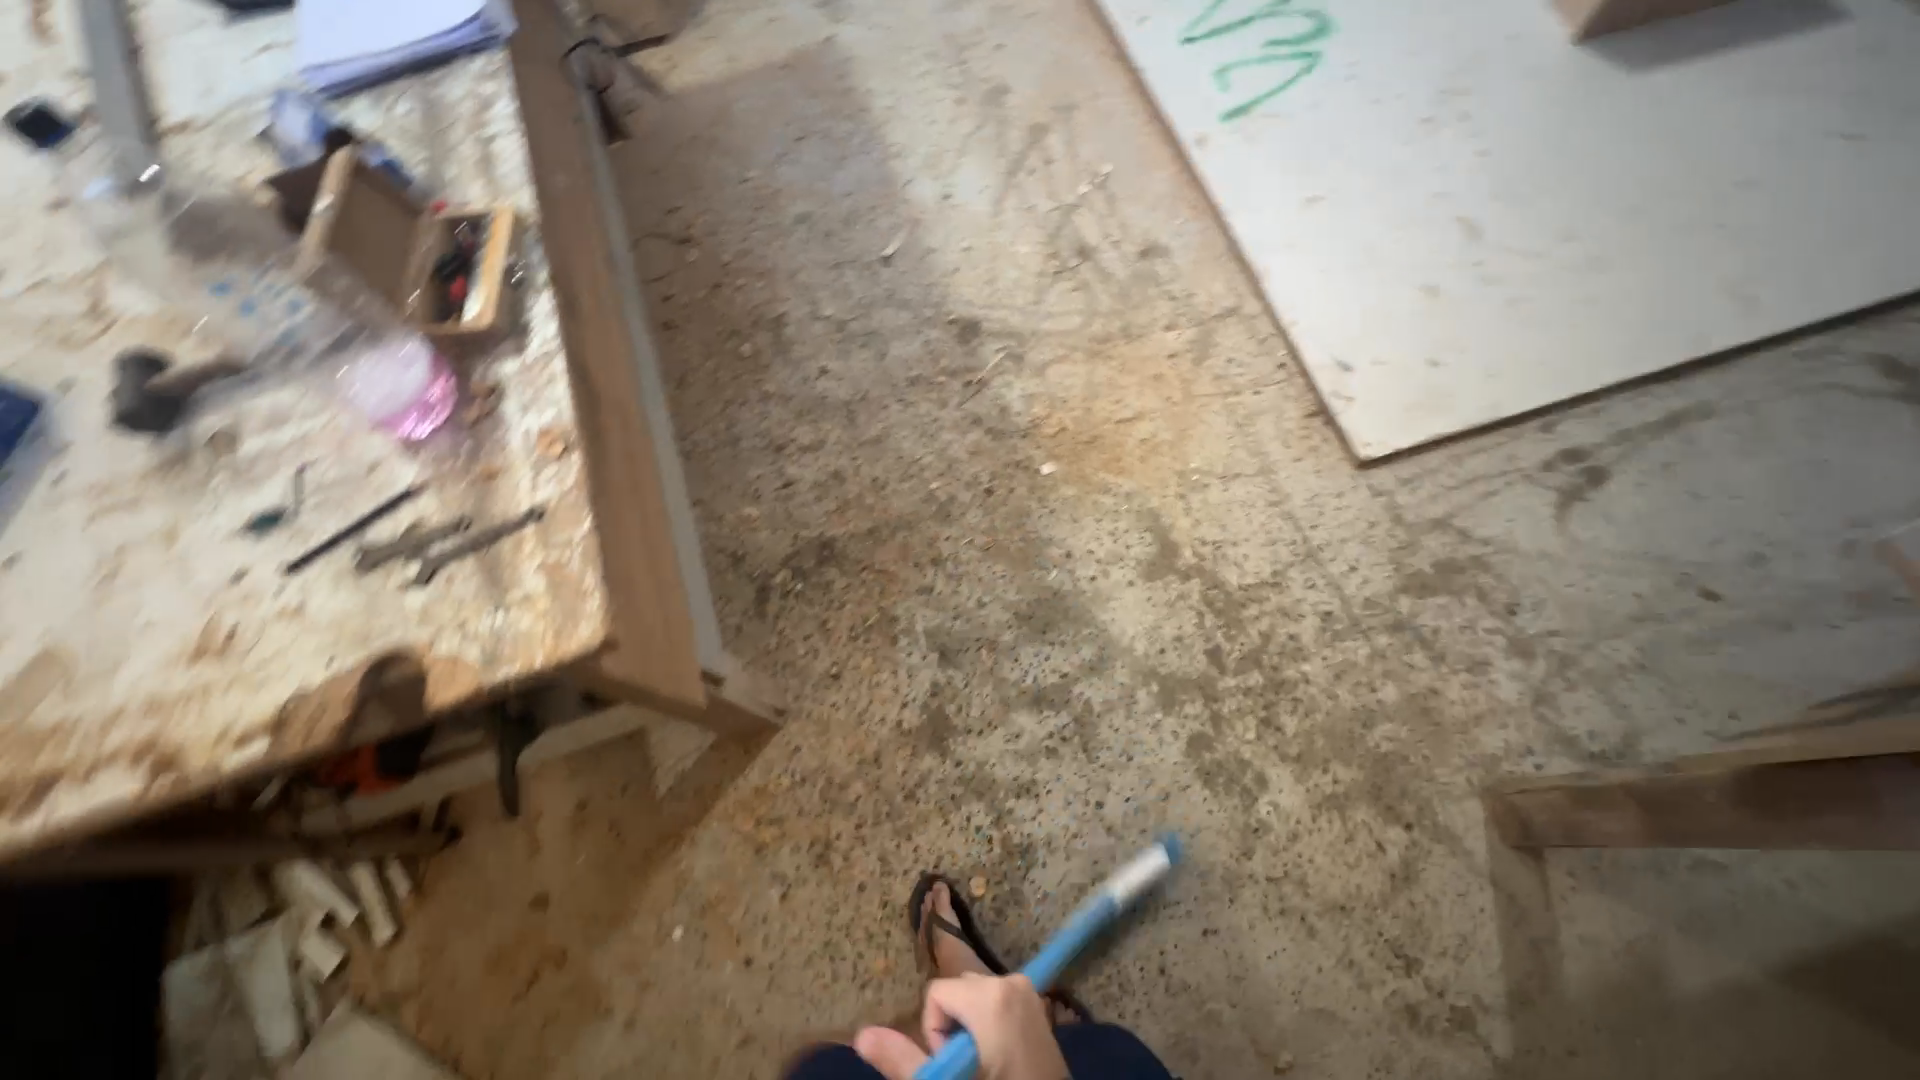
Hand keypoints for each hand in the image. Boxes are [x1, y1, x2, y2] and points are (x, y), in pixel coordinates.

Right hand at [853, 973, 1069, 1079]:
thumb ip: (904, 1061)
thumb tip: (861, 1035)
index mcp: (990, 996)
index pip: (936, 995)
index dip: (934, 1032)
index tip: (953, 1066)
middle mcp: (1011, 982)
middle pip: (956, 994)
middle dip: (951, 1030)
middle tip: (967, 1070)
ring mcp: (1028, 992)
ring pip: (975, 999)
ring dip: (969, 1030)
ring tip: (985, 1068)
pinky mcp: (1037, 1006)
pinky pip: (996, 1004)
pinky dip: (989, 1028)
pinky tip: (1001, 1061)